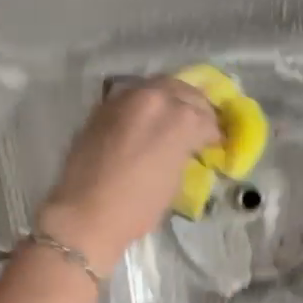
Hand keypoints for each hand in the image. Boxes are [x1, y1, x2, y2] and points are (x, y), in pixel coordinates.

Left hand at [40, 78, 220, 266]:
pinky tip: (147, 122)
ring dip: (170, 100)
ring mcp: (126, 98)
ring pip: (157, 88)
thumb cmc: (137, 208)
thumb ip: (184, 153)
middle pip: (184, 92)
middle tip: (199, 125)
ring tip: (174, 119)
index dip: (214, 134)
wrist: (86, 214)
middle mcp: (154, 98)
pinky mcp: (104, 106)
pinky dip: (146, 105)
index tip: (215, 143)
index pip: (206, 119)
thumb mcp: (174, 182)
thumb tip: (186, 148)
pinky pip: (133, 97)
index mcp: (179, 118)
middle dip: (196, 108)